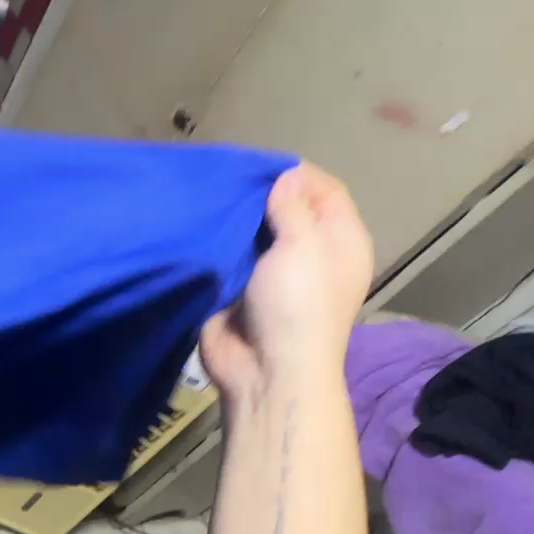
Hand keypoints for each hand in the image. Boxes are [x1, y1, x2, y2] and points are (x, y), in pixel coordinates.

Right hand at [200, 164, 371, 401]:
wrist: (264, 369)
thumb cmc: (296, 306)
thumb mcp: (303, 247)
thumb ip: (293, 208)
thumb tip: (285, 175)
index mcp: (339, 240)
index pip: (322, 190)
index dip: (294, 174)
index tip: (255, 165)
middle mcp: (307, 253)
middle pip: (285, 211)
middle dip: (257, 197)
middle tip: (222, 181)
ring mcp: (269, 275)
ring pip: (251, 237)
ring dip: (231, 223)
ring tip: (203, 203)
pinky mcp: (235, 293)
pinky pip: (224, 263)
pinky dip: (212, 249)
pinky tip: (193, 233)